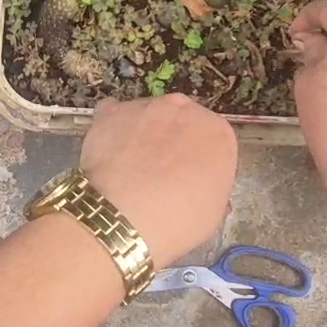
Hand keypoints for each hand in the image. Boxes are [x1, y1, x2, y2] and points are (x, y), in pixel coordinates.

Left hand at [77, 94, 236, 266]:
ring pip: (147, 116)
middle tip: (159, 173)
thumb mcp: (212, 213)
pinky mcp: (111, 112)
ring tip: (128, 169)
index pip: (212, 140)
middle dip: (171, 142)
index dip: (198, 160)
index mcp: (218, 132)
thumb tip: (198, 186)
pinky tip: (108, 153)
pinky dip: (112, 129)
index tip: (189, 178)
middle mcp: (184, 109)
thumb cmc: (179, 219)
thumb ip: (210, 187)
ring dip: (142, 135)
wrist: (125, 216)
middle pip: (180, 121)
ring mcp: (145, 106)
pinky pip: (113, 115)